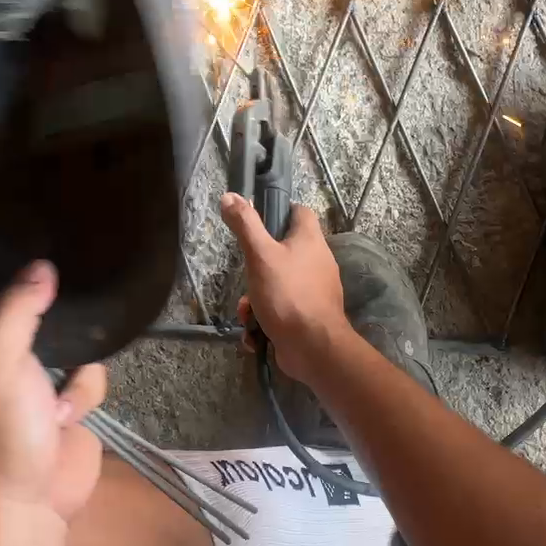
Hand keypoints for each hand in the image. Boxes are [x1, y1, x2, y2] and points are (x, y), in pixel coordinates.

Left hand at [0, 261, 107, 523]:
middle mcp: (7, 360)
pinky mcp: (69, 403)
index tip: (47, 260)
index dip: (22, 282)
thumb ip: (18, 312)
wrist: (33, 503)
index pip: (1, 297)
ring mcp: (40, 383)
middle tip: (68, 326)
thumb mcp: (0, 364)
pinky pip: (91, 375)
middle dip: (60, 328)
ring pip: (76, 345)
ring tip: (59, 400)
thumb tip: (42, 266)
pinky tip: (69, 416)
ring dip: (75, 370)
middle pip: (45, 317)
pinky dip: (86, 393)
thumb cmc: (3, 431)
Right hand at [219, 192, 350, 381]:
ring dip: (255, 298)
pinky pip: (281, 309)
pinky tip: (254, 332)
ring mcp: (314, 291)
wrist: (314, 349)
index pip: (299, 212)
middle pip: (283, 251)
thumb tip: (229, 196)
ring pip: (277, 284)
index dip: (278, 211)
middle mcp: (317, 262)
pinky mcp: (308, 316)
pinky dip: (264, 319)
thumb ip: (245, 225)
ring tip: (246, 312)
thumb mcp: (260, 255)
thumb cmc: (287, 294)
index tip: (257, 221)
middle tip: (245, 274)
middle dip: (256, 267)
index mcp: (310, 240)